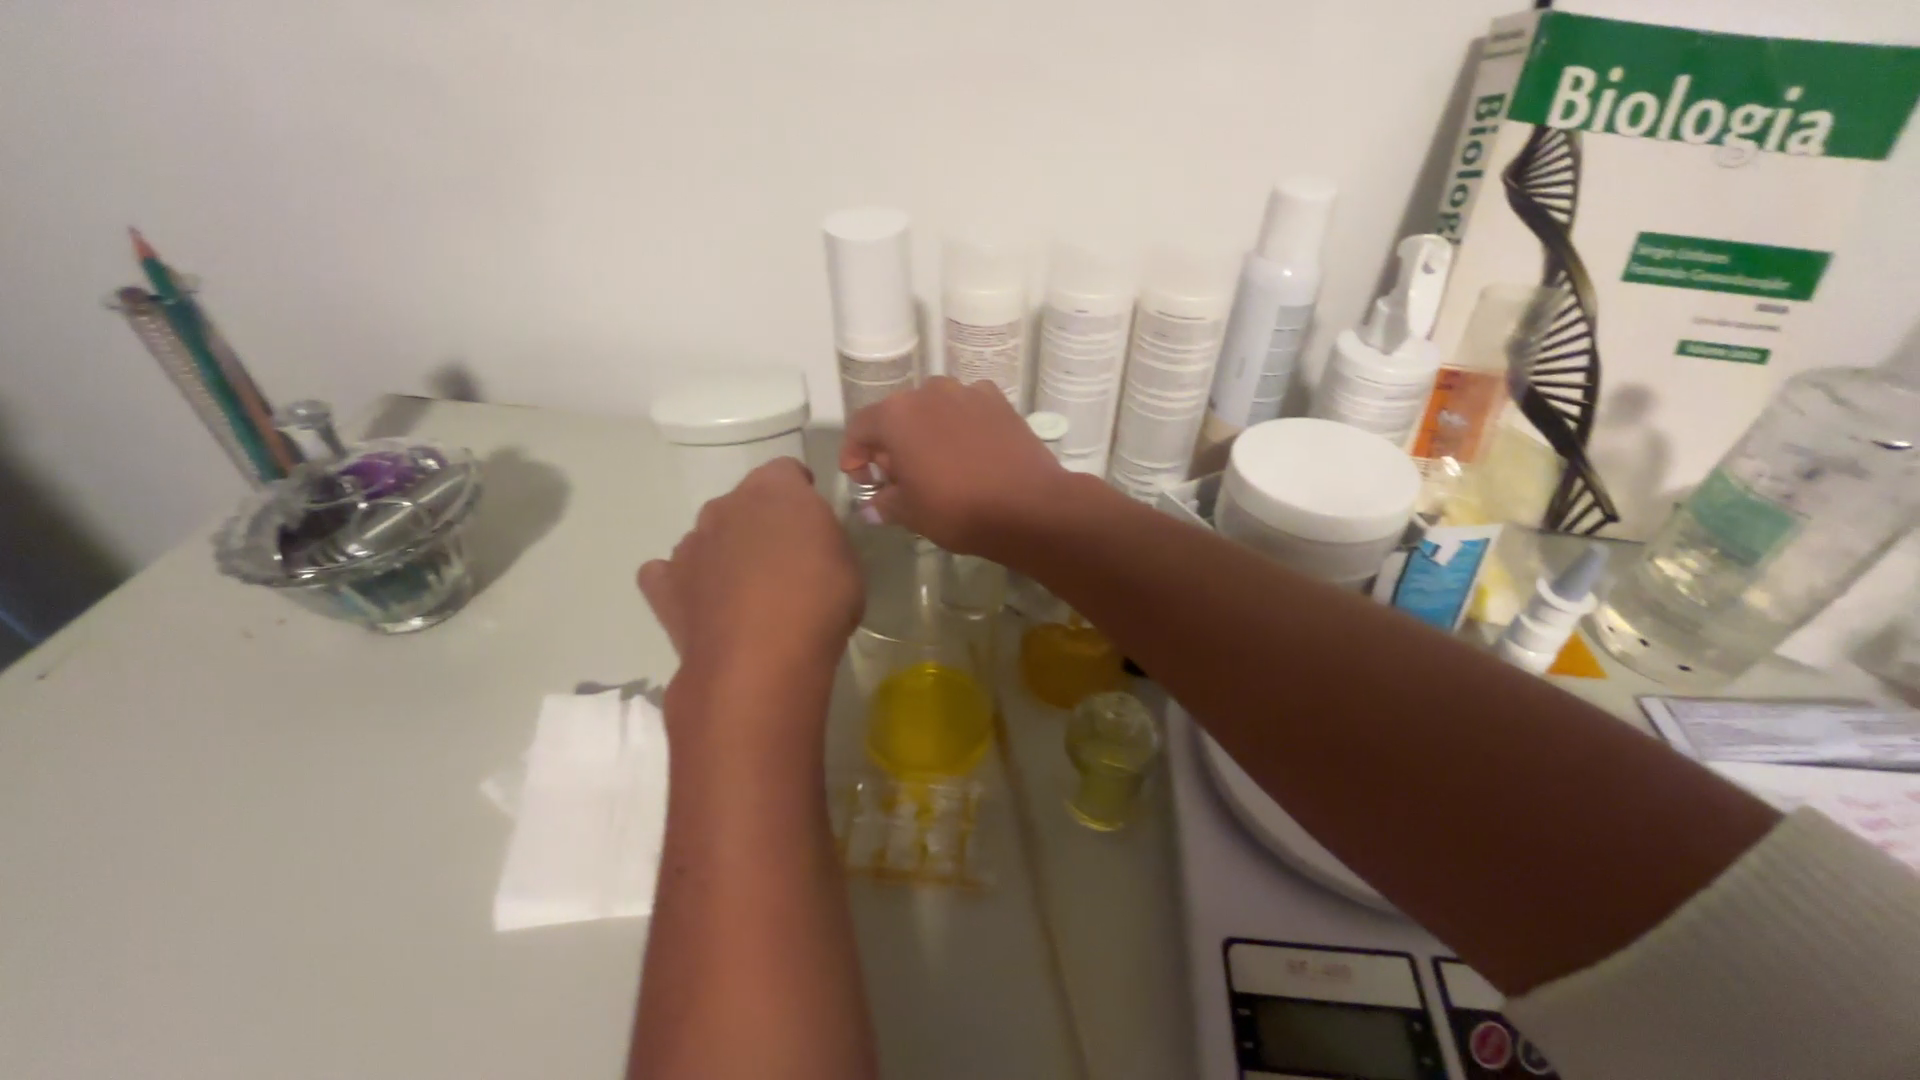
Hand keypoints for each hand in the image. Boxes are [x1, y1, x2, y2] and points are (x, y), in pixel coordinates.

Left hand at [638, 459, 861, 721]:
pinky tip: (703, 605)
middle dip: (759, 525)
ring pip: (708, 537)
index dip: (799, 492)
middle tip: (783, 563)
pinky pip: (669, 574)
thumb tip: (810, 545)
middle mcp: (726, 506)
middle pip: (743, 504)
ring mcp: (690, 544)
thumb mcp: (848, 564)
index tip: (811, 521)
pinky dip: (683, 584)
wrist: (762, 658)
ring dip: (725, 554)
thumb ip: (824, 540)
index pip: (786, 472)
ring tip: (746, 596)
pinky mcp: (666, 585)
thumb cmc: (820, 602)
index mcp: (775, 490)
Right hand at [840, 377, 1069, 558]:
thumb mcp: (910, 513)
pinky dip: (960, 425)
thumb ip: (884, 503)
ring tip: (937, 464)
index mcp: (896, 415)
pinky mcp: (999, 401)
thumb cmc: (957, 509)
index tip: (862, 480)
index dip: (854, 455)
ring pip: (934, 409)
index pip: (860, 427)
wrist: (1028, 506)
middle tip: (899, 479)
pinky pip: (967, 409)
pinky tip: (970, 453)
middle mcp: (928, 392)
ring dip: (927, 431)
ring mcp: (967, 392)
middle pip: (897, 415)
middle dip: (892, 445)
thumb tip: (873, 506)